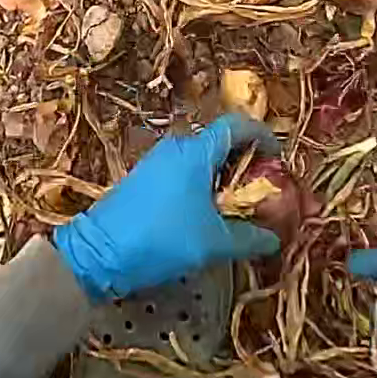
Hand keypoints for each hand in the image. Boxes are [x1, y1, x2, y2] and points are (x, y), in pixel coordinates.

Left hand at [53, 113, 282, 301]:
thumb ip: (247, 238)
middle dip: (246, 162)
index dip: (263, 136)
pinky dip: (203, 184)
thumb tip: (273, 240)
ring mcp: (158, 161)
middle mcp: (177, 147)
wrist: (98, 252)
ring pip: (202, 158)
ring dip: (223, 176)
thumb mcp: (211, 242)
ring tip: (238, 206)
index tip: (279, 158)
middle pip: (221, 142)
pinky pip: (184, 171)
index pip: (237, 125)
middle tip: (263, 189)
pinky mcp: (145, 178)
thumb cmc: (160, 237)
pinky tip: (207, 215)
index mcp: (196, 151)